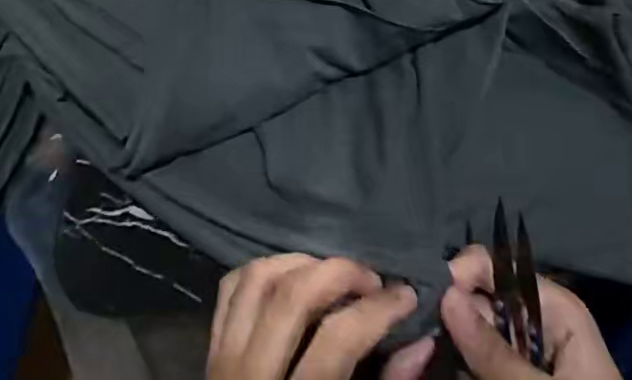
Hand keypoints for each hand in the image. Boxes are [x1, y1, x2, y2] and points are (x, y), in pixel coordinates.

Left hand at [208, 254, 418, 379]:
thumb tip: (421, 340)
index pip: (334, 342)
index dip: (378, 311)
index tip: (407, 295)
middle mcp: (250, 378)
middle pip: (290, 298)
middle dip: (340, 272)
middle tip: (373, 279)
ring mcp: (222, 363)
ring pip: (256, 281)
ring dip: (301, 263)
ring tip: (334, 274)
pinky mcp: (210, 353)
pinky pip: (231, 289)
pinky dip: (264, 270)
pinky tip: (293, 277)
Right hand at [384, 246, 621, 379]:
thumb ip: (496, 352)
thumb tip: (448, 295)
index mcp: (553, 309)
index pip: (501, 268)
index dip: (464, 271)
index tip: (431, 292)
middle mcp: (529, 324)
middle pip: (474, 303)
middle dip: (439, 319)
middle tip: (407, 342)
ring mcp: (512, 355)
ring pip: (463, 337)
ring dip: (434, 349)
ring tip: (406, 365)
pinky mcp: (499, 375)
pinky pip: (467, 365)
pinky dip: (444, 368)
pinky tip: (420, 371)